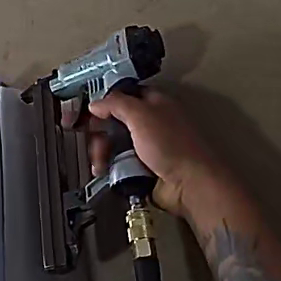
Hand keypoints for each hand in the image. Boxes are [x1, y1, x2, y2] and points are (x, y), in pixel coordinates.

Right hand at [87, 89, 231, 217]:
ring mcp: (147, 148)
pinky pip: (119, 165)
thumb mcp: (141, 115)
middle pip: (115, 123)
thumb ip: (116, 103)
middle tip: (96, 143)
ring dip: (102, 153)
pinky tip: (105, 172)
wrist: (190, 184)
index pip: (123, 96)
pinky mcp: (144, 168)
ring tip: (100, 164)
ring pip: (114, 146)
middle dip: (100, 133)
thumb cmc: (173, 146)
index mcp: (154, 103)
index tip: (89, 114)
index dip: (105, 103)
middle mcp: (151, 124)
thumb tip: (97, 103)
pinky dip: (110, 168)